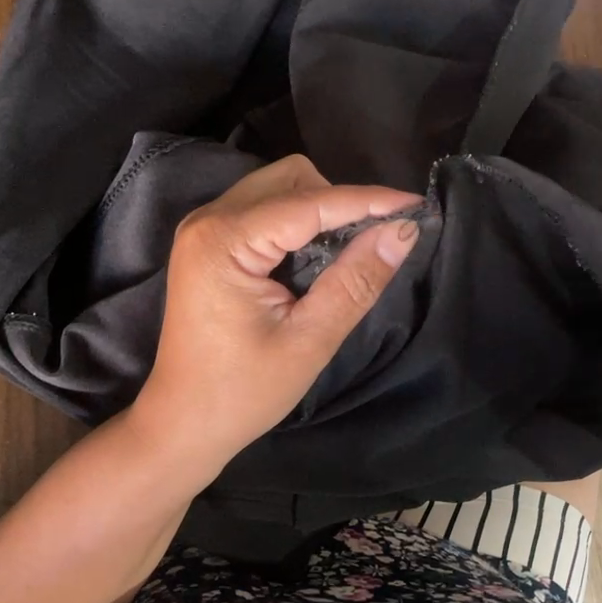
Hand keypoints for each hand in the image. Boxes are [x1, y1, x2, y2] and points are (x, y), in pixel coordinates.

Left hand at [128, 155, 420, 474]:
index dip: (367, 200)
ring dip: (316, 212)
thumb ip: (356, 281)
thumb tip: (403, 231)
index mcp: (224, 242)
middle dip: (337, 203)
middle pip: (290, 179)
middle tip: (367, 246)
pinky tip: (309, 263)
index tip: (417, 205)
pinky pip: (261, 211)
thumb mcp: (309, 340)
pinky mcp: (205, 245)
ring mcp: (201, 230)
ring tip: (339, 259)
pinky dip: (294, 224)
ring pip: (276, 189)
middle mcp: (207, 221)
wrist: (184, 423)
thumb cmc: (243, 392)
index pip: (309, 202)